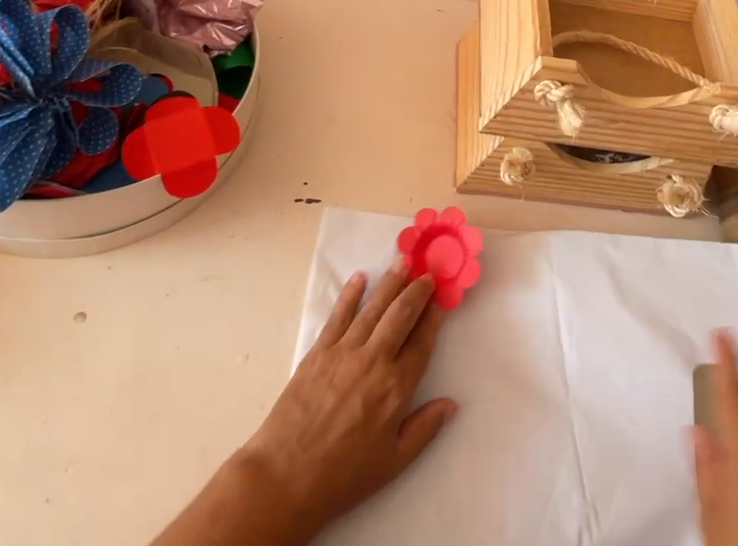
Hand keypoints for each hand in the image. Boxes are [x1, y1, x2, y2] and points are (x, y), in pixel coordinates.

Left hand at [240, 259, 455, 540]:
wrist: (286, 475)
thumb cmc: (344, 475)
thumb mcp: (394, 461)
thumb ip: (425, 428)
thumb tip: (451, 403)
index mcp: (396, 387)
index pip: (422, 342)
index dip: (435, 318)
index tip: (444, 299)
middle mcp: (373, 361)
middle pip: (400, 316)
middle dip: (417, 291)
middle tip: (428, 273)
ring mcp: (343, 352)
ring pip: (372, 308)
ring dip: (389, 283)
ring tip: (402, 263)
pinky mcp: (317, 352)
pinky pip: (338, 316)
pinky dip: (350, 295)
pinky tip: (359, 278)